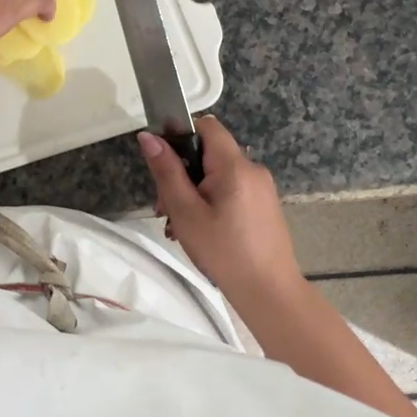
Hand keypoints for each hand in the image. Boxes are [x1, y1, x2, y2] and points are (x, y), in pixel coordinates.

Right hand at [138, 117, 300, 291]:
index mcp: (234, 166)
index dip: (180, 134)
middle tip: (164, 208)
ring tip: (178, 225)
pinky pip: (229, 191)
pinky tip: (199, 229)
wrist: (269, 291)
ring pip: (216, 175)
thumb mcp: (184, 210)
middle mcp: (252, 170)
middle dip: (180, 173)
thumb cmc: (222, 250)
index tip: (161, 161)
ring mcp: (261, 188)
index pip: (206, 125)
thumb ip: (166, 170)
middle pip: (208, 153)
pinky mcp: (263, 205)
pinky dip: (209, 202)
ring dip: (192, 192)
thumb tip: (148, 136)